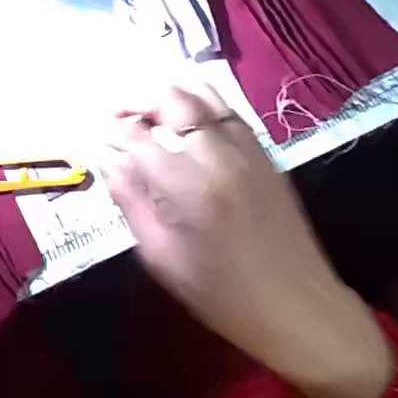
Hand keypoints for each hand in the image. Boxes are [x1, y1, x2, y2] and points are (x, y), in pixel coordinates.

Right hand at [100, 80, 391, 397]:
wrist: (297, 304)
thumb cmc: (222, 294)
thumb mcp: (163, 258)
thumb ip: (132, 202)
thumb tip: (110, 162)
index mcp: (187, 185)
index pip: (137, 137)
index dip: (113, 131)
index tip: (100, 135)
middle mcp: (217, 153)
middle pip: (171, 98)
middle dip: (138, 99)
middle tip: (119, 113)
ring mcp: (246, 147)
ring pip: (204, 93)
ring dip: (170, 93)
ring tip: (150, 110)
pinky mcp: (264, 151)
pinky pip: (228, 109)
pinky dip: (201, 103)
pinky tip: (188, 119)